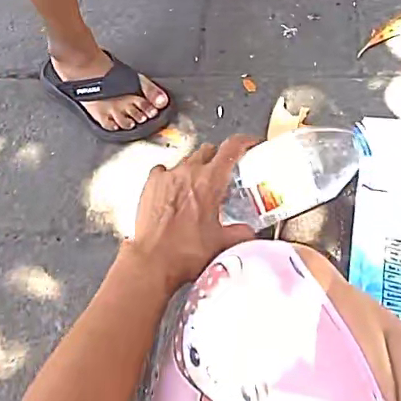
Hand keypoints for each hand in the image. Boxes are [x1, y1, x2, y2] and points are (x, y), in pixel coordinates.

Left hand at [122, 134, 258, 288]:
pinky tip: (174, 192)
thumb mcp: (222, 243)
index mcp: (209, 181)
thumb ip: (241, 233)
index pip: (231, 148)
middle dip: (218, 158)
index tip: (249, 142)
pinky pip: (164, 170)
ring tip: (198, 189)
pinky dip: (172, 177)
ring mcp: (167, 175)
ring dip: (196, 169)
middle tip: (223, 174)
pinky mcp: (151, 182)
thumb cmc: (187, 251)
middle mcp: (188, 171)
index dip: (243, 141)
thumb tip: (249, 231)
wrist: (153, 258)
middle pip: (208, 151)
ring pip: (186, 160)